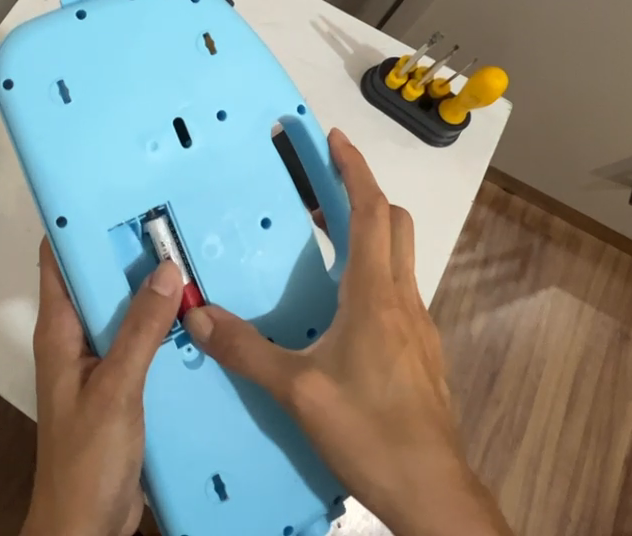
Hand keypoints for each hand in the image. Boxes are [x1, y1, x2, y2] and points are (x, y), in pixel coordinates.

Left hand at [21, 238, 182, 535]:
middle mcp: (76, 337)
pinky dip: (164, 324)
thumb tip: (167, 268)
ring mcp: (99, 361)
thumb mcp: (116, 388)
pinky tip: (197, 315)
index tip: (111, 190)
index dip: (76, 223)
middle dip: (127, 249)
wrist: (86, 526)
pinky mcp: (121, 384)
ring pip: (124, 310)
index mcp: (59, 329)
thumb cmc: (87, 455)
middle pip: (98, 279)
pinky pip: (142, 341)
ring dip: (150, 288)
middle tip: (169, 216)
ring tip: (190, 254)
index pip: (58, 258)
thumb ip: (140, 330)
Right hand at [183, 129, 511, 535]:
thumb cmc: (369, 431)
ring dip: (369, 232)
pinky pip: (397, 290)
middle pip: (394, 225)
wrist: (433, 494)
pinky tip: (341, 306)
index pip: (370, 213)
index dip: (354, 170)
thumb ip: (247, 350)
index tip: (335, 138)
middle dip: (364, 193)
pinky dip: (372, 272)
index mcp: (375, 294)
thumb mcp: (298, 391)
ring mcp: (418, 327)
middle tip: (323, 185)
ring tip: (324, 237)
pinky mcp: (421, 353)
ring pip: (400, 258)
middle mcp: (403, 299)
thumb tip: (198, 316)